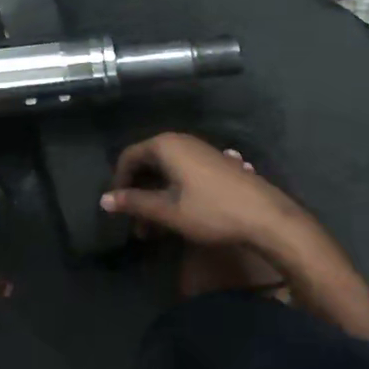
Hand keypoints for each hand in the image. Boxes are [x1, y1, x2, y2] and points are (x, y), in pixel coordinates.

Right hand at [100, 133, 308, 250]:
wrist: (265, 216)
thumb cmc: (211, 211)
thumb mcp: (168, 211)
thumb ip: (135, 203)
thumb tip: (104, 199)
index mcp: (165, 145)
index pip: (129, 156)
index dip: (119, 182)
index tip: (118, 210)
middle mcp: (181, 140)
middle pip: (147, 162)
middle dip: (138, 193)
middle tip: (137, 226)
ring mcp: (200, 150)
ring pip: (166, 169)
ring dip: (155, 195)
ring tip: (156, 228)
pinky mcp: (215, 162)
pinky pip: (183, 171)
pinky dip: (173, 190)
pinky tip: (179, 215)